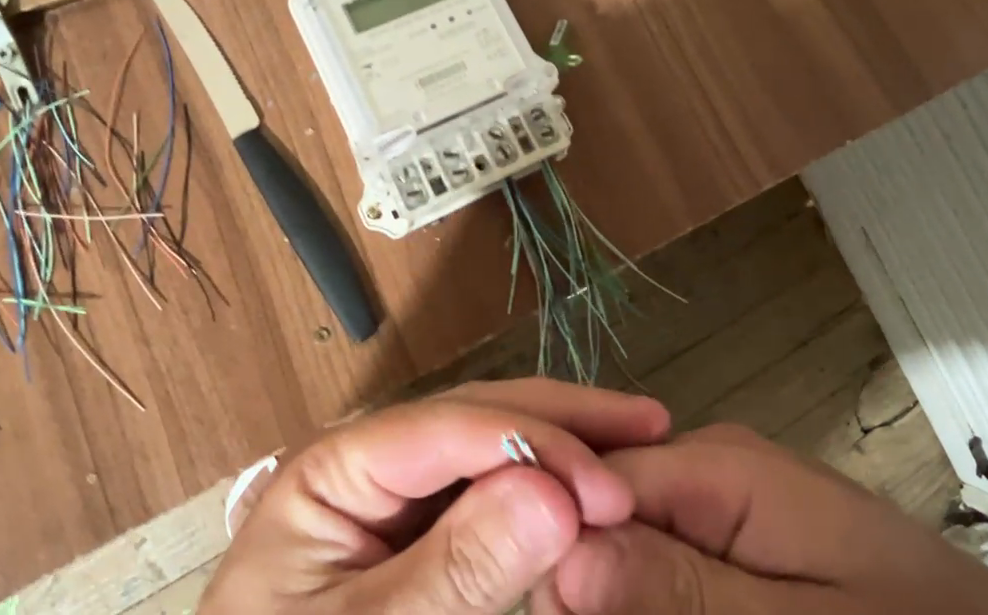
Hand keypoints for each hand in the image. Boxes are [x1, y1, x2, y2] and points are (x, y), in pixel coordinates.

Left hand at [201, 378, 671, 614]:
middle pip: (476, 417)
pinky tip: (584, 479)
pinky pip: (486, 493)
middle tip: (650, 425)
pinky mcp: (417, 532)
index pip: (450, 427)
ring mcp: (395, 495)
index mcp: (337, 467)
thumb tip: (555, 491)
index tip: (613, 490)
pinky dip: (543, 486)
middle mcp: (371, 462)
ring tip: (634, 436)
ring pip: (490, 445)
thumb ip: (456, 570)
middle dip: (562, 420)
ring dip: (562, 441)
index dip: (536, 443)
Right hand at [547, 424, 987, 613]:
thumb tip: (562, 558)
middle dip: (589, 588)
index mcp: (718, 466)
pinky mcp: (741, 542)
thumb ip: (682, 592)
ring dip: (621, 595)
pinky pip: (672, 564)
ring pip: (631, 548)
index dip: (558, 556)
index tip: (551, 612)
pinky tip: (665, 605)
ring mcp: (727, 504)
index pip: (588, 484)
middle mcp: (710, 468)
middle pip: (601, 517)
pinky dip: (659, 595)